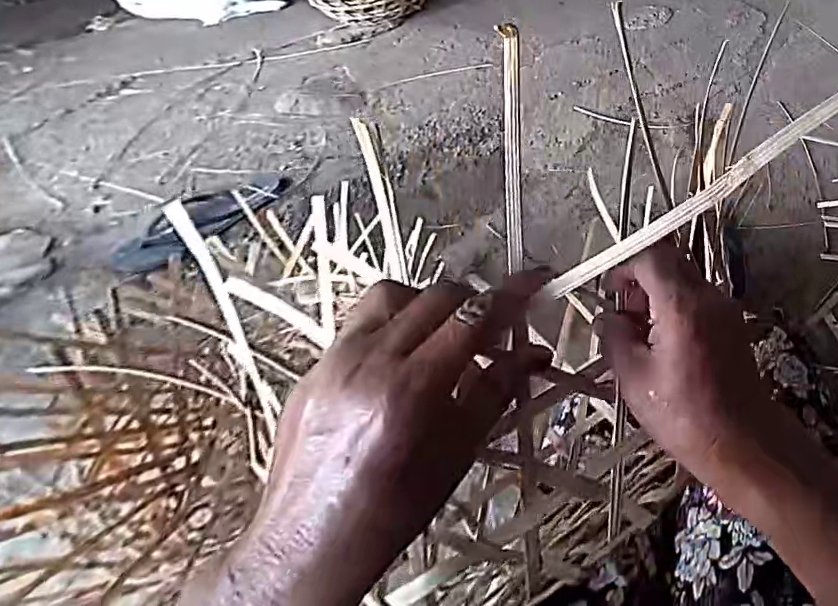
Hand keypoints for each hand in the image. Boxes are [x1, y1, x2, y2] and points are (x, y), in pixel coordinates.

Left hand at [188, 273, 550, 605]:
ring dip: (429, 303)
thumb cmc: (389, 511)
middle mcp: (368, 364)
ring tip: (443, 335)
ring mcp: (332, 363)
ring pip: (393, 294)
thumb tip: (536, 352)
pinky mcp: (311, 370)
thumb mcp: (459, 450)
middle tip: (493, 329)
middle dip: (476, 302)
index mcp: (410, 388)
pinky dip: (394, 324)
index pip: (474, 315)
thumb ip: (500, 387)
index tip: (536, 282)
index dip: (513, 294)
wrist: (300, 554)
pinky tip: (404, 359)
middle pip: (438, 295)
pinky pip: (361, 323)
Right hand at [597, 247, 781, 484]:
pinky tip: (666, 343)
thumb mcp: (634, 379)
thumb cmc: (685, 415)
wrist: (740, 438)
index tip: (610, 289)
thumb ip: (615, 338)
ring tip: (643, 335)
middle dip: (642, 279)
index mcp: (682, 305)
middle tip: (625, 314)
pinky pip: (699, 297)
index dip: (625, 267)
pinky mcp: (732, 320)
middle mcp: (709, 296)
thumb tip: (606, 317)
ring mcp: (725, 306)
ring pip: (686, 278)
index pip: (652, 257)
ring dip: (660, 293)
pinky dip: (678, 306)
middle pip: (672, 262)